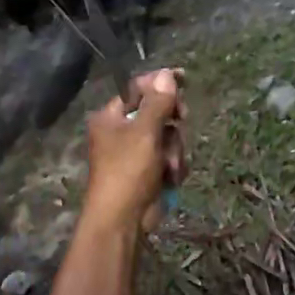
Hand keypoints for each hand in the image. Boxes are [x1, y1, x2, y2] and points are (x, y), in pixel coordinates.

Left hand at [82, 69, 184, 231]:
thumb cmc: (127, 172)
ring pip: (168, 137)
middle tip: (179, 123)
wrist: (122, 219)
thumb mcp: (144, 133)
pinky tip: (171, 177)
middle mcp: (122, 132)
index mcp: (111, 117)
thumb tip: (167, 74)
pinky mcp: (150, 171)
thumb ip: (158, 103)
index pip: (138, 90)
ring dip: (174, 151)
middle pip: (158, 113)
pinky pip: (170, 157)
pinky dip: (174, 166)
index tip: (183, 78)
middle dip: (171, 127)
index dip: (160, 84)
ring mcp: (137, 153)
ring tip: (169, 167)